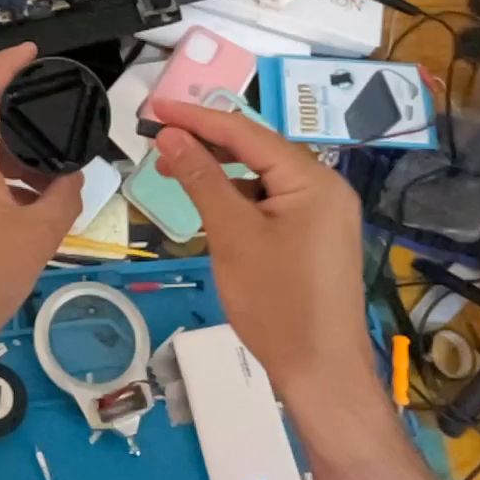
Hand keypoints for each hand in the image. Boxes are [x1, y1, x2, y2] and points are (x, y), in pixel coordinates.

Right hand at [151, 97, 378, 397]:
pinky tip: (208, 201)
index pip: (246, 133)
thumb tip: (171, 135)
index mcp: (312, 179)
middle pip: (256, 149)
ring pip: (260, 175)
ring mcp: (321, 212)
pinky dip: (236, 195)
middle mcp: (323, 187)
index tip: (156, 107)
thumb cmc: (277, 302)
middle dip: (206, 141)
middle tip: (158, 134)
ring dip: (218, 169)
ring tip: (173, 167)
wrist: (321, 373)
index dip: (197, 118)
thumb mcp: (231, 234)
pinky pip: (270, 200)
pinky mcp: (313, 234)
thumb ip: (201, 178)